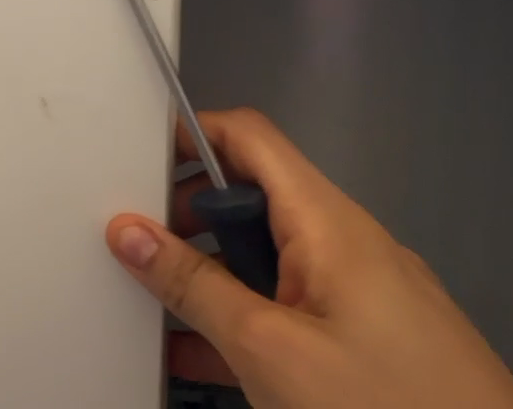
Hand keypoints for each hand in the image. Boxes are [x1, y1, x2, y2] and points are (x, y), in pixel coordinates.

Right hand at [105, 108, 512, 408]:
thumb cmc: (387, 408)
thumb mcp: (268, 347)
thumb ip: (191, 284)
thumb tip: (125, 230)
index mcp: (330, 225)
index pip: (248, 136)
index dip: (187, 131)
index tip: (133, 159)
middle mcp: (349, 247)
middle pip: (249, 199)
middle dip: (185, 219)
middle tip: (139, 249)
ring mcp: (365, 298)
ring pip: (264, 260)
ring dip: (208, 279)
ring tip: (157, 309)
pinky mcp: (374, 344)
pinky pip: (289, 306)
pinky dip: (242, 319)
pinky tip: (199, 356)